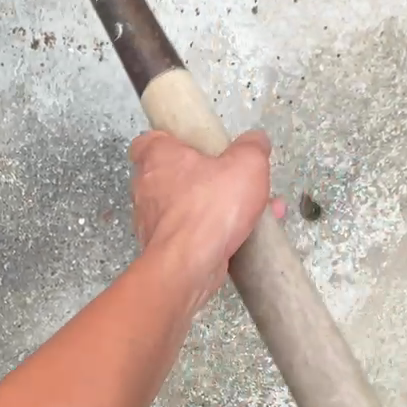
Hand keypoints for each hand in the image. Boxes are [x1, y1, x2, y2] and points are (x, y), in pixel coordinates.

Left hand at [128, 129, 282, 300]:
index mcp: (157, 158)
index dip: (171, 141)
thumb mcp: (246, 164)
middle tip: (237, 181)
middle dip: (209, 178)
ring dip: (220, 206)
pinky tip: (250, 235)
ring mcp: (152, 222)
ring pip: (189, 207)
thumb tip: (255, 141)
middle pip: (175, 175)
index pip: (149, 141)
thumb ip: (252, 147)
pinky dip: (216, 232)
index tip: (194, 146)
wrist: (188, 265)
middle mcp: (147, 189)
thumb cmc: (209, 206)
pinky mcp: (164, 249)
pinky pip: (193, 233)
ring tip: (259, 209)